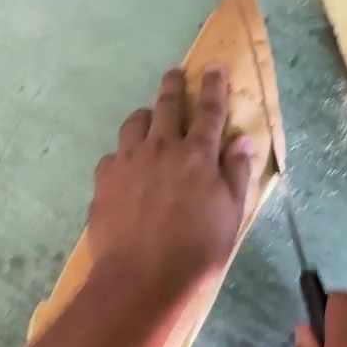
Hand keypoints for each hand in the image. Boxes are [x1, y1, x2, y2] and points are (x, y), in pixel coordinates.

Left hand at [86, 65, 253, 309]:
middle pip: (167, 105)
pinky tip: (127, 169)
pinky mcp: (104, 180)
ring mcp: (128, 162)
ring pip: (135, 123)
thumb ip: (235, 173)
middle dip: (174, 85)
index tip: (214, 67)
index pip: (210, 111)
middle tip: (175, 73)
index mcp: (197, 156)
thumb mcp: (230, 215)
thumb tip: (241, 140)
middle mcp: (161, 149)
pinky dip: (124, 156)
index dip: (214, 87)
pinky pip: (114, 156)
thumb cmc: (196, 252)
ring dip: (146, 117)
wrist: (141, 278)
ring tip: (150, 120)